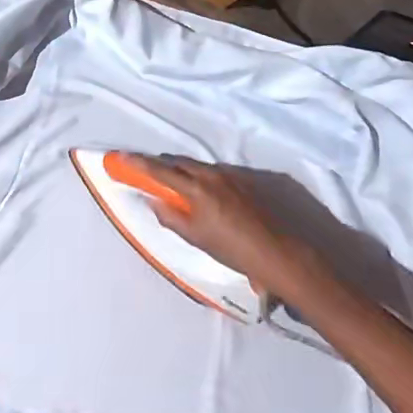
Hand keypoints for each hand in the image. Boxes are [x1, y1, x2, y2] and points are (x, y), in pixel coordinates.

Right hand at [127, 156, 314, 298]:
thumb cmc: (239, 253)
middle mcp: (215, 174)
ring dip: (192, 174)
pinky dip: (217, 182)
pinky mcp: (261, 179)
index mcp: (196, 189)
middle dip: (164, 166)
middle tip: (153, 173)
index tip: (119, 156)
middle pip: (182, 163)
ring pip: (206, 168)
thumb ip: (173, 218)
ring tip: (190, 190)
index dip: (137, 163)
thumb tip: (156, 202)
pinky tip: (224, 200)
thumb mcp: (199, 240)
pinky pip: (228, 174)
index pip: (159, 171)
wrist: (293, 257)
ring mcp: (240, 174)